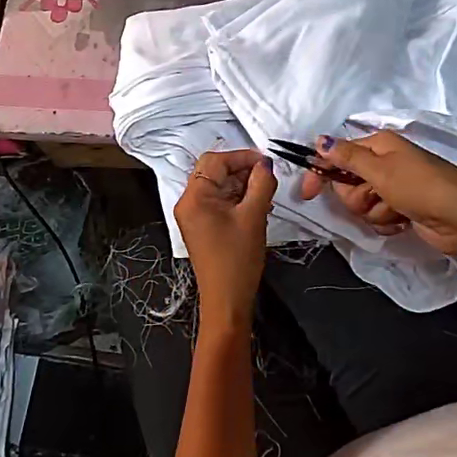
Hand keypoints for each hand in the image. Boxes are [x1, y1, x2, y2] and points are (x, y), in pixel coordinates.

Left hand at [174, 149, 276, 325]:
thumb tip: (266, 164)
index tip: (267, 162)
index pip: (214, 160)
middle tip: (268, 178)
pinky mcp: (202, 226)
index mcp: (194, 197)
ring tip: (265, 195)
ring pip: (218, 186)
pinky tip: (257, 206)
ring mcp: (193, 215)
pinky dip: (237, 199)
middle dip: (242, 170)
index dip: (241, 156)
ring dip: (242, 185)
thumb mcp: (253, 216)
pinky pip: (218, 202)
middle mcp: (188, 202)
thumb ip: (261, 184)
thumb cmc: (237, 259)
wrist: (226, 299)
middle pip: (213, 171)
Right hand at [296, 130, 456, 259]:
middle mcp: (383, 163)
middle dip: (356, 196)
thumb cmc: (423, 187)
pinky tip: (402, 221)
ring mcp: (392, 188)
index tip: (307, 193)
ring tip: (396, 209)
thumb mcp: (381, 170)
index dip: (320, 173)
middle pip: (345, 183)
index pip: (336, 155)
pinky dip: (385, 222)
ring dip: (373, 211)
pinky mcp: (399, 209)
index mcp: (378, 145)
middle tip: (376, 196)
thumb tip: (319, 140)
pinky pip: (375, 217)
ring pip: (359, 203)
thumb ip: (347, 157)